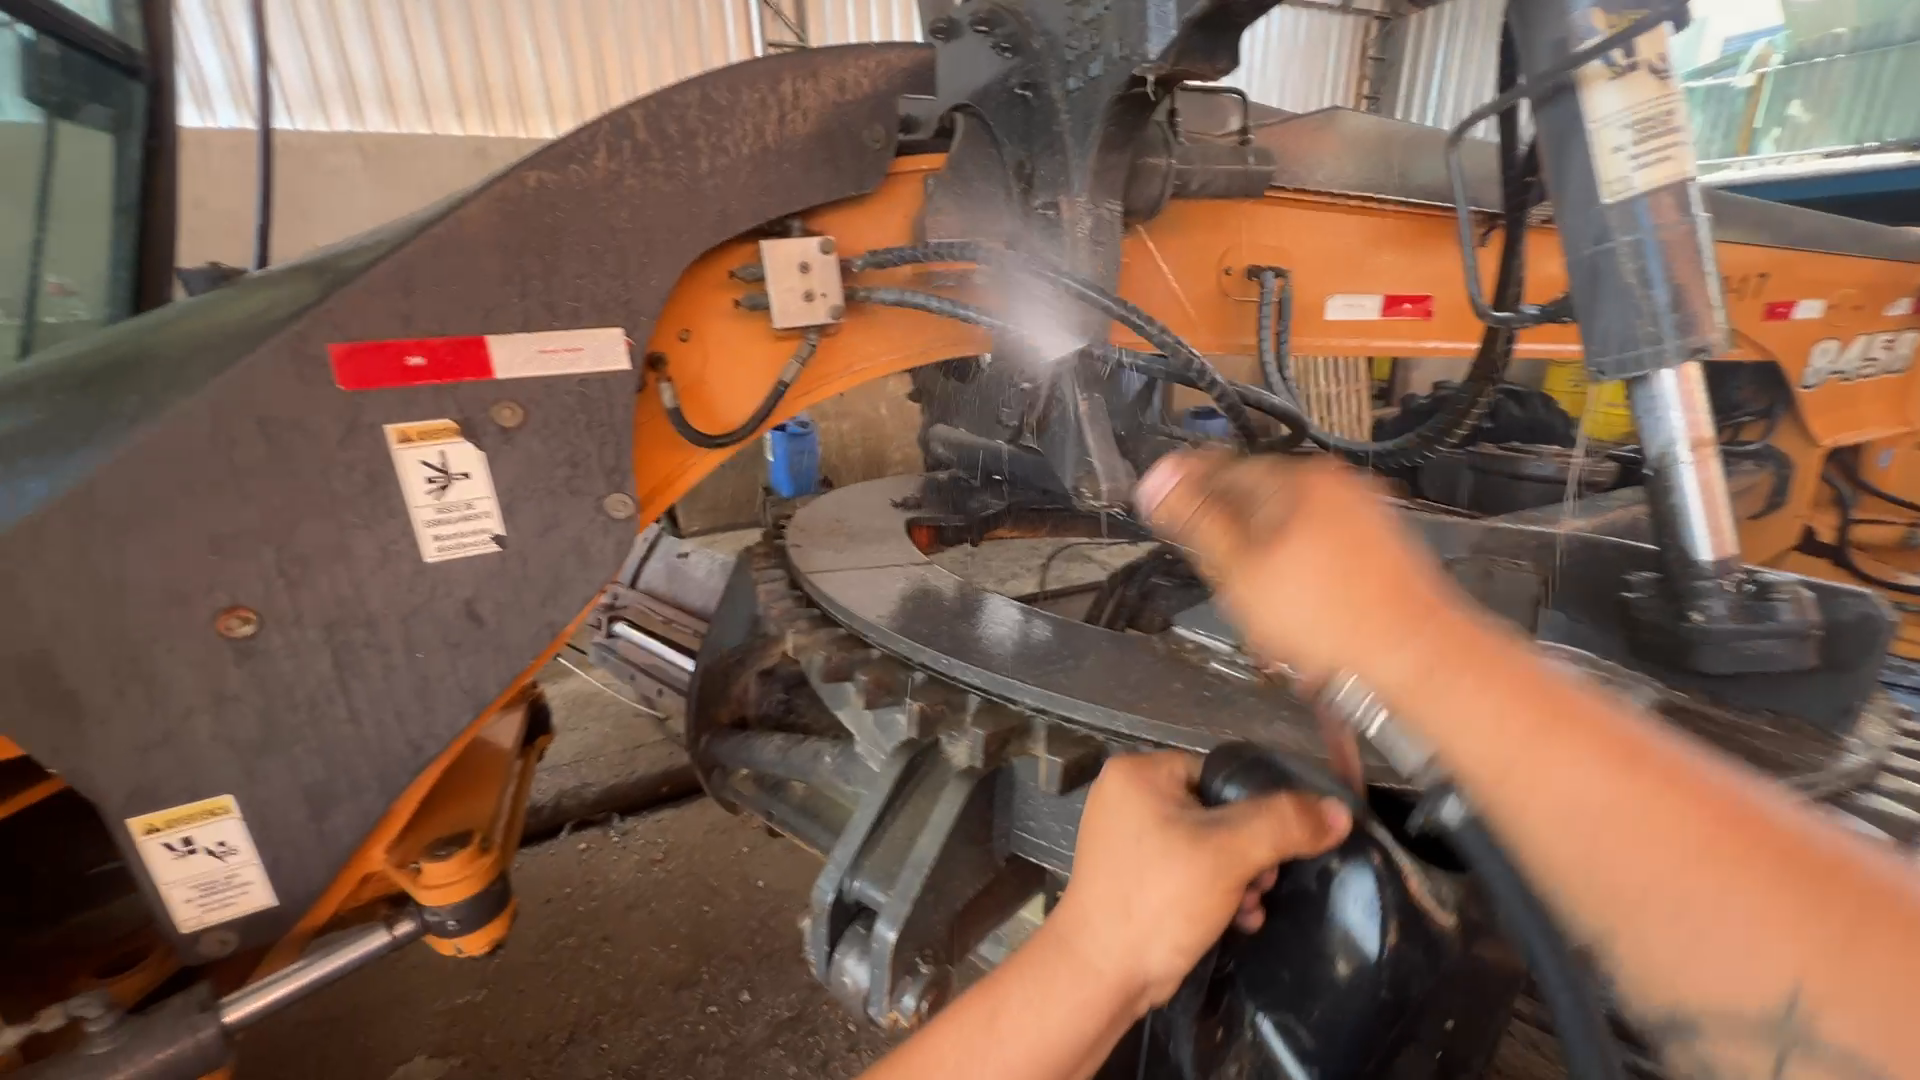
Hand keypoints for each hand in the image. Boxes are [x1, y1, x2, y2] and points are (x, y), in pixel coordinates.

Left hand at [1047, 751, 1350, 1014]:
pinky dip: (1215, 890)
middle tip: (1263, 882)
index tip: (1278, 846)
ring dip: (1238, 876)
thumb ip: (1284, 825)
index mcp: (1137, 772)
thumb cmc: (1159, 897)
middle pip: (1214, 810)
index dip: (1253, 808)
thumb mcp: (1228, 852)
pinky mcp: (1134, 873)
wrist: (1103, 971)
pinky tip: (1237, 918)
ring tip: (1251, 905)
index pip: (1216, 774)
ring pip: (1205, 844)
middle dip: (1248, 851)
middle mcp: (1126, 795)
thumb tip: (1337, 810)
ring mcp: (1127, 837)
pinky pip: (1187, 868)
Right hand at [1133, 449, 1469, 687]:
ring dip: (1261, 559)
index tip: (1166, 515)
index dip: (1187, 496)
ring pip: (1286, 528)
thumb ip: (1193, 519)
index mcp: (1298, 480)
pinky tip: (1294, 611)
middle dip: (1228, 535)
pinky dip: (1296, 574)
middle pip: (1256, 501)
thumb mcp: (1238, 567)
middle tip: (1213, 571)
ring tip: (1256, 603)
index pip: (1220, 470)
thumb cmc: (1326, 618)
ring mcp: (1363, 516)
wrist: (1416, 660)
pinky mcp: (1378, 549)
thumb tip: (1155, 478)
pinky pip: (1318, 550)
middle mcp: (1336, 486)